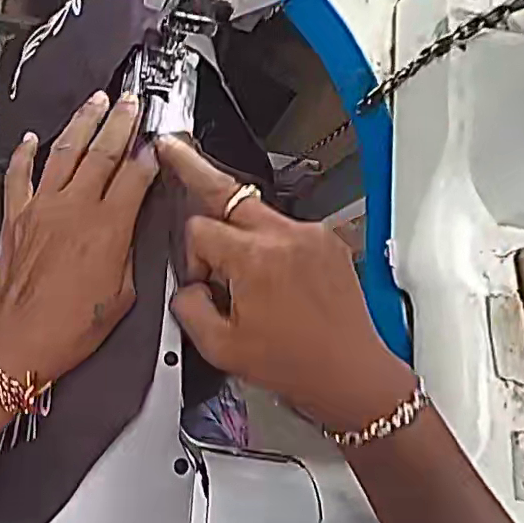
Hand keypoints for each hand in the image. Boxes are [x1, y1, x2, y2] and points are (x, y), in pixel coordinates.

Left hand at [0, 91, 156, 386]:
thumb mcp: (123, 294)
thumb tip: (131, 231)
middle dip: (120, 121)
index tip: (157, 143)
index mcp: (107, 227)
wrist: (21, 337)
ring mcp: (42, 208)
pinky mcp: (16, 217)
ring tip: (95, 101)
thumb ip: (129, 253)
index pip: (134, 176)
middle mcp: (74, 209)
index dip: (149, 156)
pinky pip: (20, 174)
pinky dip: (25, 153)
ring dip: (82, 122)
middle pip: (102, 151)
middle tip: (131, 101)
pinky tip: (32, 139)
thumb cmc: (71, 325)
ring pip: (64, 151)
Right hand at [155, 134, 415, 432]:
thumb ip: (187, 307)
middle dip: (195, 170)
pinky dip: (269, 244)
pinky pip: (285, 229)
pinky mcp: (328, 242)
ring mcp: (312, 235)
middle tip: (173, 148)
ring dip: (237, 230)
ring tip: (234, 261)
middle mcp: (287, 236)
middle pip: (227, 189)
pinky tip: (271, 278)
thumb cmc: (295, 364)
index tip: (200, 284)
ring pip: (256, 211)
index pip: (199, 229)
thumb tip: (186, 285)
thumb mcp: (220, 347)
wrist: (350, 373)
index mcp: (256, 259)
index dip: (191, 258)